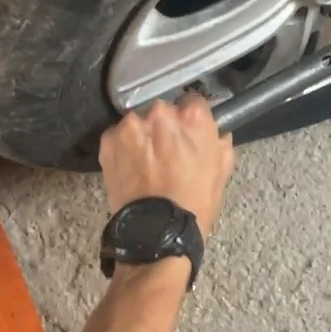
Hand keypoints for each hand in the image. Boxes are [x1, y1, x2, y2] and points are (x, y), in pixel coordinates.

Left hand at [98, 96, 235, 236]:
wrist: (156, 230)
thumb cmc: (195, 203)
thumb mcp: (220, 173)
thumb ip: (221, 146)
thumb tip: (219, 136)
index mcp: (193, 118)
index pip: (194, 101)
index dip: (192, 119)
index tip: (190, 132)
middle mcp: (161, 113)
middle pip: (164, 110)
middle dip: (165, 126)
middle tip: (167, 150)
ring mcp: (132, 125)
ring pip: (139, 121)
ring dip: (143, 135)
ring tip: (147, 161)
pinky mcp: (109, 140)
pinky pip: (118, 135)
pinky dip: (124, 146)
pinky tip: (131, 166)